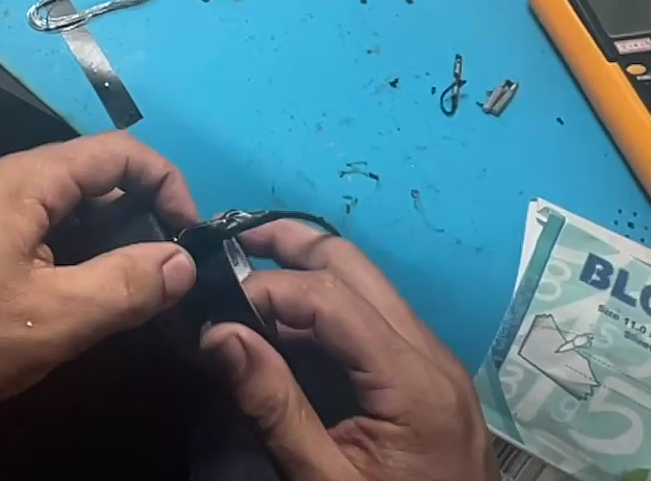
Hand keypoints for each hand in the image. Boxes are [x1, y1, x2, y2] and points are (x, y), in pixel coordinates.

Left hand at [0, 131, 200, 418]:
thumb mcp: (49, 320)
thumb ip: (123, 287)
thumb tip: (180, 259)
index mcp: (27, 179)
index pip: (117, 152)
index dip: (166, 182)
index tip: (188, 233)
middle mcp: (1, 176)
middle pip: (88, 173)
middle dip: (136, 212)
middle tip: (159, 269)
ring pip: (57, 201)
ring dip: (99, 234)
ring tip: (118, 287)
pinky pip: (27, 222)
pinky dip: (62, 245)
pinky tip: (60, 291)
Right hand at [200, 222, 496, 480]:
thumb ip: (274, 408)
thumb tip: (216, 332)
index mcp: (415, 382)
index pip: (329, 295)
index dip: (268, 288)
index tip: (217, 309)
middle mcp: (431, 353)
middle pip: (352, 263)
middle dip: (288, 243)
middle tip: (231, 242)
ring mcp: (434, 361)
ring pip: (363, 280)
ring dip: (304, 266)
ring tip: (248, 275)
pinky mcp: (426, 374)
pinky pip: (371, 313)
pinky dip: (323, 302)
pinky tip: (284, 322)